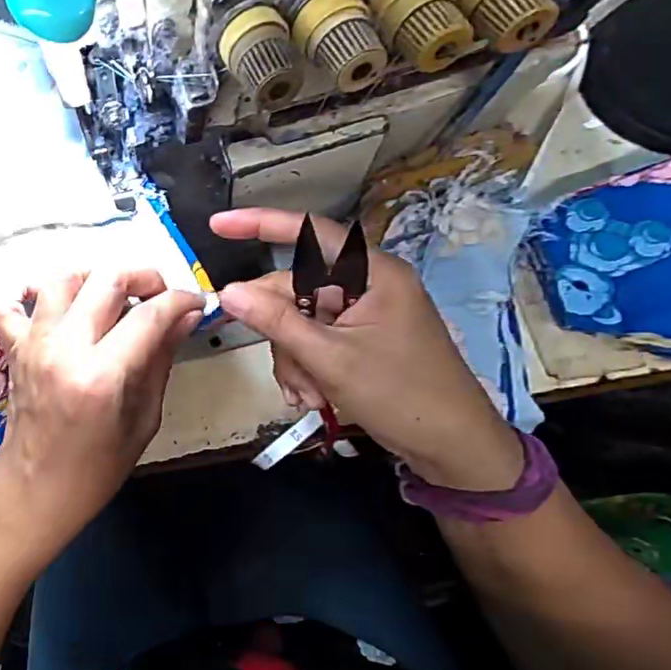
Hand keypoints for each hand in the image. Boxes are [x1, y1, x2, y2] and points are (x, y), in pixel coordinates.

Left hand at [0, 269, 203, 571]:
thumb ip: (161, 361)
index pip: (149, 315)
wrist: (35, 491)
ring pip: (62, 279)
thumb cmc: (95, 468)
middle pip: (105, 279)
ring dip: (94, 278)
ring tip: (113, 297)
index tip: (195, 302)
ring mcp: (33, 344)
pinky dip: (28, 294)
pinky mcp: (14, 348)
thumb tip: (185, 318)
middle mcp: (63, 349)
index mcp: (100, 376)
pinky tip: (53, 305)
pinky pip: (8, 304)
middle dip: (142, 276)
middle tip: (159, 294)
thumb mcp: (143, 420)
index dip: (180, 300)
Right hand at [209, 207, 524, 490]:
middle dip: (283, 334)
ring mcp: (363, 312)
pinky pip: (314, 339)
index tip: (218, 224)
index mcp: (371, 273)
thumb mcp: (330, 358)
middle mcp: (366, 284)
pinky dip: (306, 367)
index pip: (309, 233)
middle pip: (296, 289)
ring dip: (294, 359)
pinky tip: (314, 396)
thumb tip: (228, 291)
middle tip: (290, 376)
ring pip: (299, 320)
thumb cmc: (400, 395)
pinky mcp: (360, 338)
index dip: (259, 223)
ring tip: (310, 396)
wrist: (452, 445)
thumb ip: (276, 321)